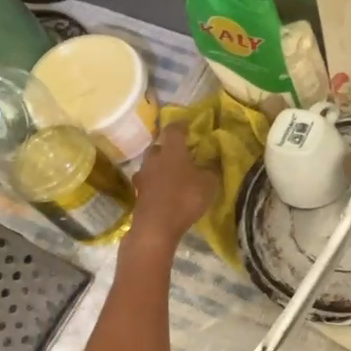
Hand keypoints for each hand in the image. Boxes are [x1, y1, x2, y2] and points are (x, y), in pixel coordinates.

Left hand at [128, 124, 215, 249]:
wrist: (156, 226)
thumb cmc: (185, 198)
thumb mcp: (209, 183)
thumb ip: (211, 169)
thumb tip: (212, 160)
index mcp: (172, 151)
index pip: (174, 130)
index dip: (181, 125)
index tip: (188, 125)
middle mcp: (154, 159)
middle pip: (158, 147)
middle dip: (167, 148)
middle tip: (180, 154)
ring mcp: (143, 176)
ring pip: (151, 165)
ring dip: (159, 166)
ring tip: (172, 174)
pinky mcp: (138, 193)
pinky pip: (148, 182)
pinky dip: (155, 183)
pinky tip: (163, 191)